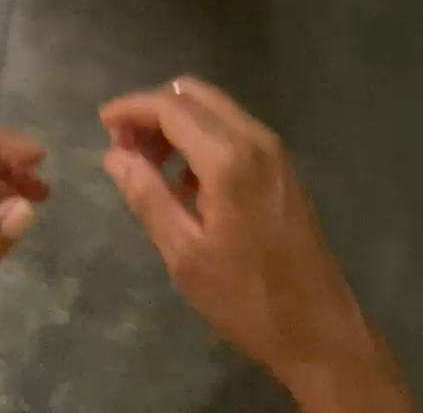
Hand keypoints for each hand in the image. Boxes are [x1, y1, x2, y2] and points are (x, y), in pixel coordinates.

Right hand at [100, 78, 411, 412]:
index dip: (132, 107)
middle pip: (193, 94)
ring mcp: (273, 148)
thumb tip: (114, 154)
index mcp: (228, 157)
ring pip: (214, 108)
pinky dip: (202, 136)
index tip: (102, 122)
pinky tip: (186, 182)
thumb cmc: (246, 297)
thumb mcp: (184, 254)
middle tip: (124, 144)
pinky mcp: (281, 163)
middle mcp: (254, 137)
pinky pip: (233, 128)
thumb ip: (146, 196)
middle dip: (154, 109)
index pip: (170, 106)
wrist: (320, 327)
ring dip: (177, 121)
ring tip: (149, 165)